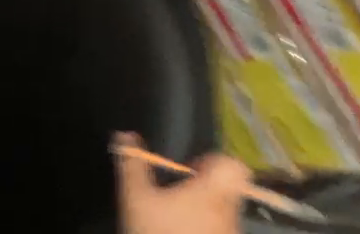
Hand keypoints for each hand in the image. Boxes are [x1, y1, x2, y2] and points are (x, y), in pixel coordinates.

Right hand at [116, 134, 250, 233]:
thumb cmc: (157, 232)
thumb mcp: (135, 196)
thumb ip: (132, 163)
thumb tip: (125, 135)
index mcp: (210, 193)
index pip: (233, 166)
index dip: (214, 159)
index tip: (191, 166)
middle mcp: (227, 213)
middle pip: (227, 188)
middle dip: (204, 184)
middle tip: (178, 187)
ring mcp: (229, 233)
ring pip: (224, 210)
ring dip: (204, 206)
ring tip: (176, 211)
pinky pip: (220, 227)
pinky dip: (204, 224)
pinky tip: (180, 229)